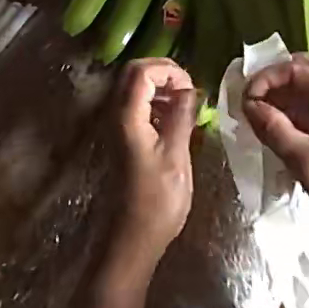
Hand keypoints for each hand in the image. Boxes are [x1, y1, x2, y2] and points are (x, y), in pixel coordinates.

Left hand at [114, 59, 198, 265]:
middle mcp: (116, 115)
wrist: (134, 237)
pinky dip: (157, 100)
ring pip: (135, 86)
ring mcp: (118, 125)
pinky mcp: (124, 135)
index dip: (169, 70)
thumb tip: (190, 89)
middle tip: (190, 88)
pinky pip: (138, 103)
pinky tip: (176, 117)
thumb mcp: (176, 156)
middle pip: (134, 72)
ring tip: (187, 102)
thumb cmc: (157, 200)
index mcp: (127, 117)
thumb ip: (182, 116)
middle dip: (164, 72)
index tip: (192, 86)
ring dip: (161, 85)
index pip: (142, 71)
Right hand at [244, 54, 308, 258]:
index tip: (244, 98)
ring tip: (253, 119)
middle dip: (271, 85)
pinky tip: (271, 131)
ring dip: (278, 102)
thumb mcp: (307, 162)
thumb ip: (275, 129)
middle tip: (246, 104)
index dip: (267, 77)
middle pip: (303, 76)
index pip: (298, 68)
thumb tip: (248, 105)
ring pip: (305, 96)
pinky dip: (289, 118)